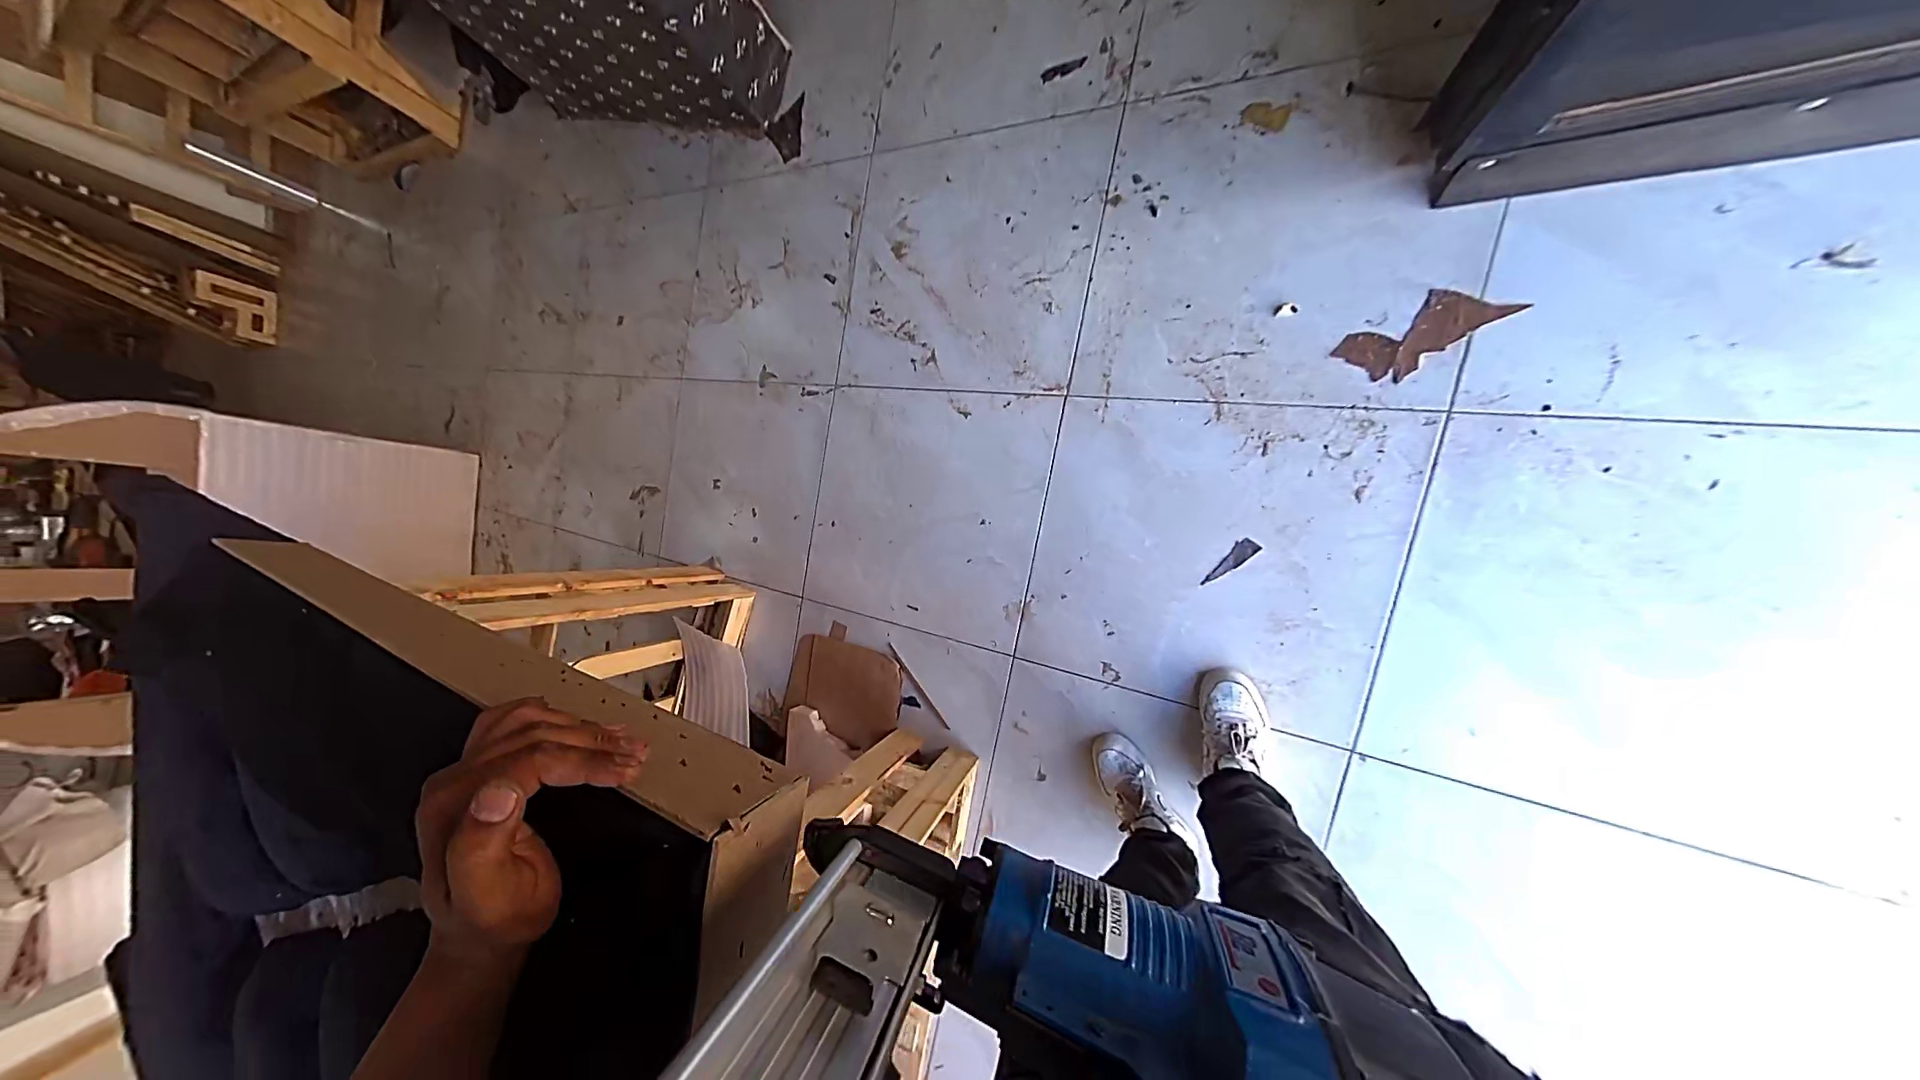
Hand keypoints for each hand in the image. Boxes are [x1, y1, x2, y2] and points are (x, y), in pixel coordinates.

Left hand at [413, 698, 646, 966]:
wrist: (482, 934)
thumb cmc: (495, 919)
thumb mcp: (491, 895)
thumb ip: (483, 844)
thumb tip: (497, 791)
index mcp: (454, 805)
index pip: (532, 757)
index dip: (585, 760)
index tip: (624, 770)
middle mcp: (454, 780)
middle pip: (536, 734)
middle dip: (594, 743)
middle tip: (634, 755)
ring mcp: (465, 771)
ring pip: (529, 720)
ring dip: (581, 727)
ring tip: (620, 740)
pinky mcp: (481, 769)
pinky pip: (513, 721)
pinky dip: (553, 716)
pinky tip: (576, 722)